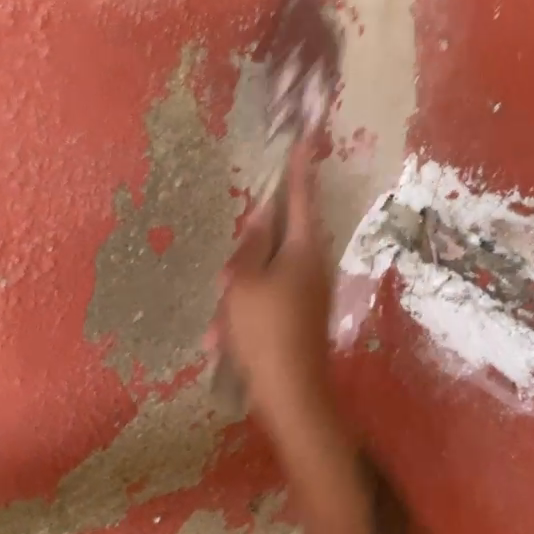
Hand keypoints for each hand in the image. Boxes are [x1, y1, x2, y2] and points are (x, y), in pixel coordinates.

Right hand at [220, 143, 333, 417]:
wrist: (290, 393)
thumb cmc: (264, 329)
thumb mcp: (245, 281)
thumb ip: (252, 244)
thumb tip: (263, 214)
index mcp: (304, 250)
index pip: (300, 198)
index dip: (298, 169)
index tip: (303, 140)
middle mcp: (312, 267)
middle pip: (276, 242)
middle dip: (246, 256)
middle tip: (226, 280)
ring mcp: (308, 295)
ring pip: (264, 277)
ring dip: (238, 294)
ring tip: (220, 325)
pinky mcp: (300, 318)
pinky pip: (265, 304)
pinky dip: (243, 317)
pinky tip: (223, 342)